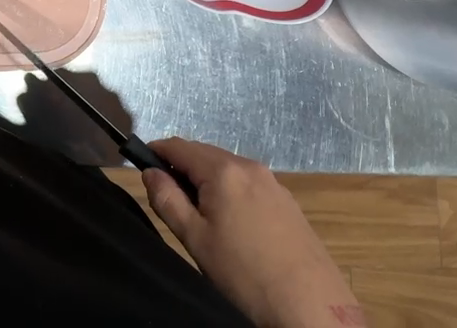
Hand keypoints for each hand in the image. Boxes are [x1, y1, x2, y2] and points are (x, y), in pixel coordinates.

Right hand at [142, 139, 363, 327]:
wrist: (313, 311)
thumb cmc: (245, 275)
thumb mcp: (195, 239)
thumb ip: (166, 199)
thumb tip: (149, 172)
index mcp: (223, 170)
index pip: (178, 146)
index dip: (155, 152)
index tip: (142, 170)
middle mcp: (249, 166)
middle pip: (203, 153)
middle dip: (182, 168)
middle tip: (171, 201)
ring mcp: (274, 183)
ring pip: (227, 169)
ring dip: (207, 181)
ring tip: (203, 219)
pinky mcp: (289, 202)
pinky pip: (248, 184)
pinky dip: (231, 192)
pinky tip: (234, 227)